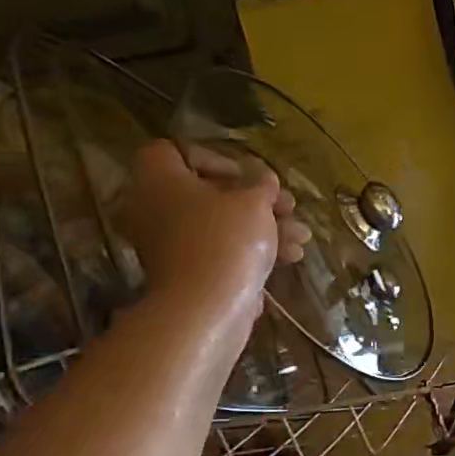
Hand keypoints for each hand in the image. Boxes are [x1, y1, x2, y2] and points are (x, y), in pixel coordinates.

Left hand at [117, 140, 310, 323]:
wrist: (209, 303)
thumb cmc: (226, 238)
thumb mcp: (254, 201)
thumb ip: (261, 184)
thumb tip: (261, 178)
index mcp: (157, 180)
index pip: (175, 152)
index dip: (216, 159)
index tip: (248, 178)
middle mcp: (153, 207)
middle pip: (207, 192)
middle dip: (255, 199)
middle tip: (288, 206)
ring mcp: (169, 242)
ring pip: (220, 223)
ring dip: (265, 226)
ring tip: (301, 236)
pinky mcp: (188, 269)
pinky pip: (220, 248)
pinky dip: (252, 248)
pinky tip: (291, 256)